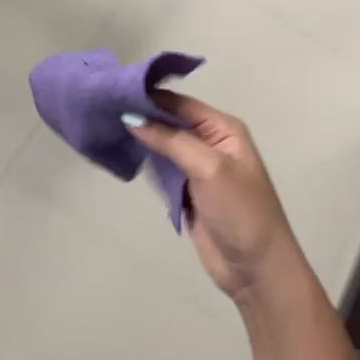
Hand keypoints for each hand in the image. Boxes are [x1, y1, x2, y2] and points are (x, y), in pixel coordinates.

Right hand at [125, 93, 306, 304]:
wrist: (256, 269)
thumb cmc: (240, 211)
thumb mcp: (209, 168)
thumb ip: (170, 140)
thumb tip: (131, 118)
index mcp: (223, 129)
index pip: (180, 103)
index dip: (149, 96)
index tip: (113, 90)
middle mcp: (211, 142)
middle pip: (170, 120)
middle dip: (141, 115)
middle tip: (103, 107)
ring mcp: (198, 167)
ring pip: (163, 143)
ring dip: (140, 137)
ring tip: (105, 124)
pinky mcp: (187, 190)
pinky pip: (162, 167)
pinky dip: (144, 160)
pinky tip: (121, 152)